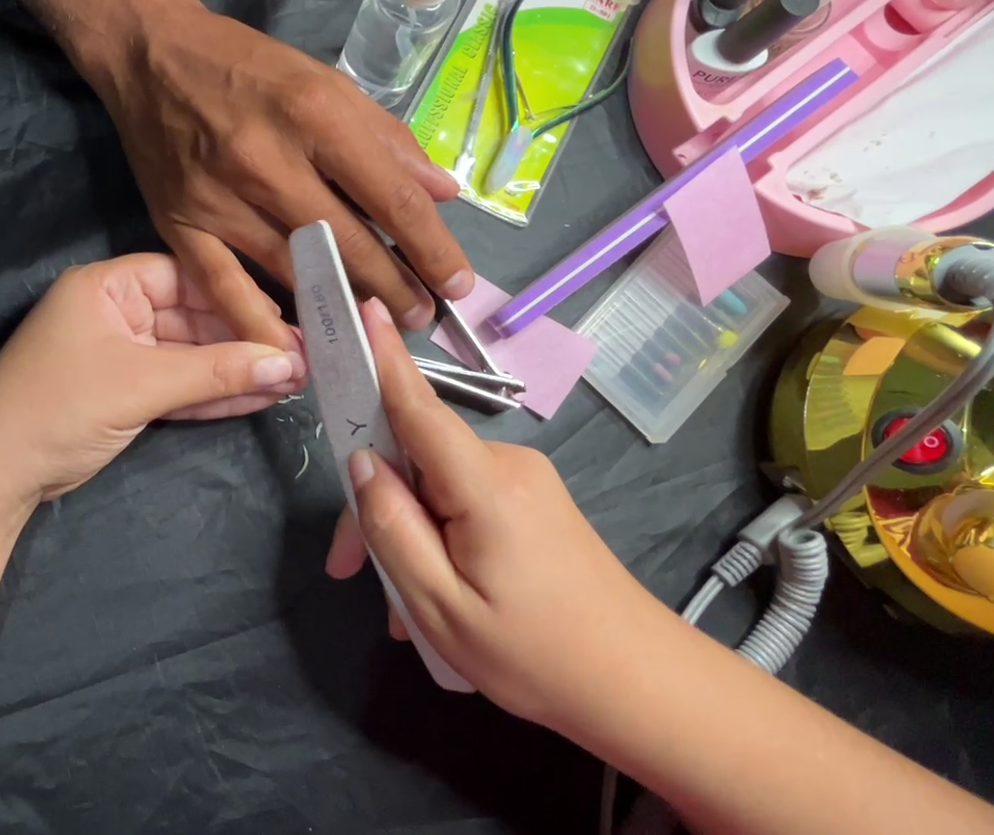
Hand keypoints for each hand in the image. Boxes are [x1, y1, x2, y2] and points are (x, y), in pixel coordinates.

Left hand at [0, 253, 306, 505]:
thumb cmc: (58, 406)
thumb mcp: (139, 383)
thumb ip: (215, 372)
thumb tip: (290, 363)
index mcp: (106, 287)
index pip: (185, 275)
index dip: (236, 295)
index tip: (287, 315)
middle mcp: (116, 314)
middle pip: (193, 318)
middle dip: (244, 341)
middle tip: (304, 355)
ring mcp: (122, 357)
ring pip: (191, 358)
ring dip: (237, 371)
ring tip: (297, 379)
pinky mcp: (127, 396)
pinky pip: (179, 387)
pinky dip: (214, 395)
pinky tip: (262, 397)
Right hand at [92, 2, 472, 348]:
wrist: (151, 56)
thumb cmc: (245, 64)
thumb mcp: (324, 79)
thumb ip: (384, 138)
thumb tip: (439, 192)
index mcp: (314, 115)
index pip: (392, 197)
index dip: (432, 248)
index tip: (456, 282)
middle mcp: (268, 161)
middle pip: (349, 244)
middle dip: (395, 287)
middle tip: (421, 316)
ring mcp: (219, 199)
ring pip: (295, 270)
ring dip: (343, 305)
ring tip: (376, 327)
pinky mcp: (181, 225)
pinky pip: (224, 287)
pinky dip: (258, 324)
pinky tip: (291, 350)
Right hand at [323, 300, 667, 726]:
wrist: (642, 687)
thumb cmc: (537, 655)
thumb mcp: (441, 606)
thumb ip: (392, 527)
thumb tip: (362, 463)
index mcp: (484, 484)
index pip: (420, 406)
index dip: (385, 357)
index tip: (363, 305)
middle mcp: (506, 464)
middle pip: (414, 459)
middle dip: (375, 507)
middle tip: (351, 574)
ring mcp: (523, 479)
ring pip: (433, 487)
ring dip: (406, 534)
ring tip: (405, 609)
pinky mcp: (530, 499)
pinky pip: (460, 502)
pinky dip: (436, 537)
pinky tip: (434, 592)